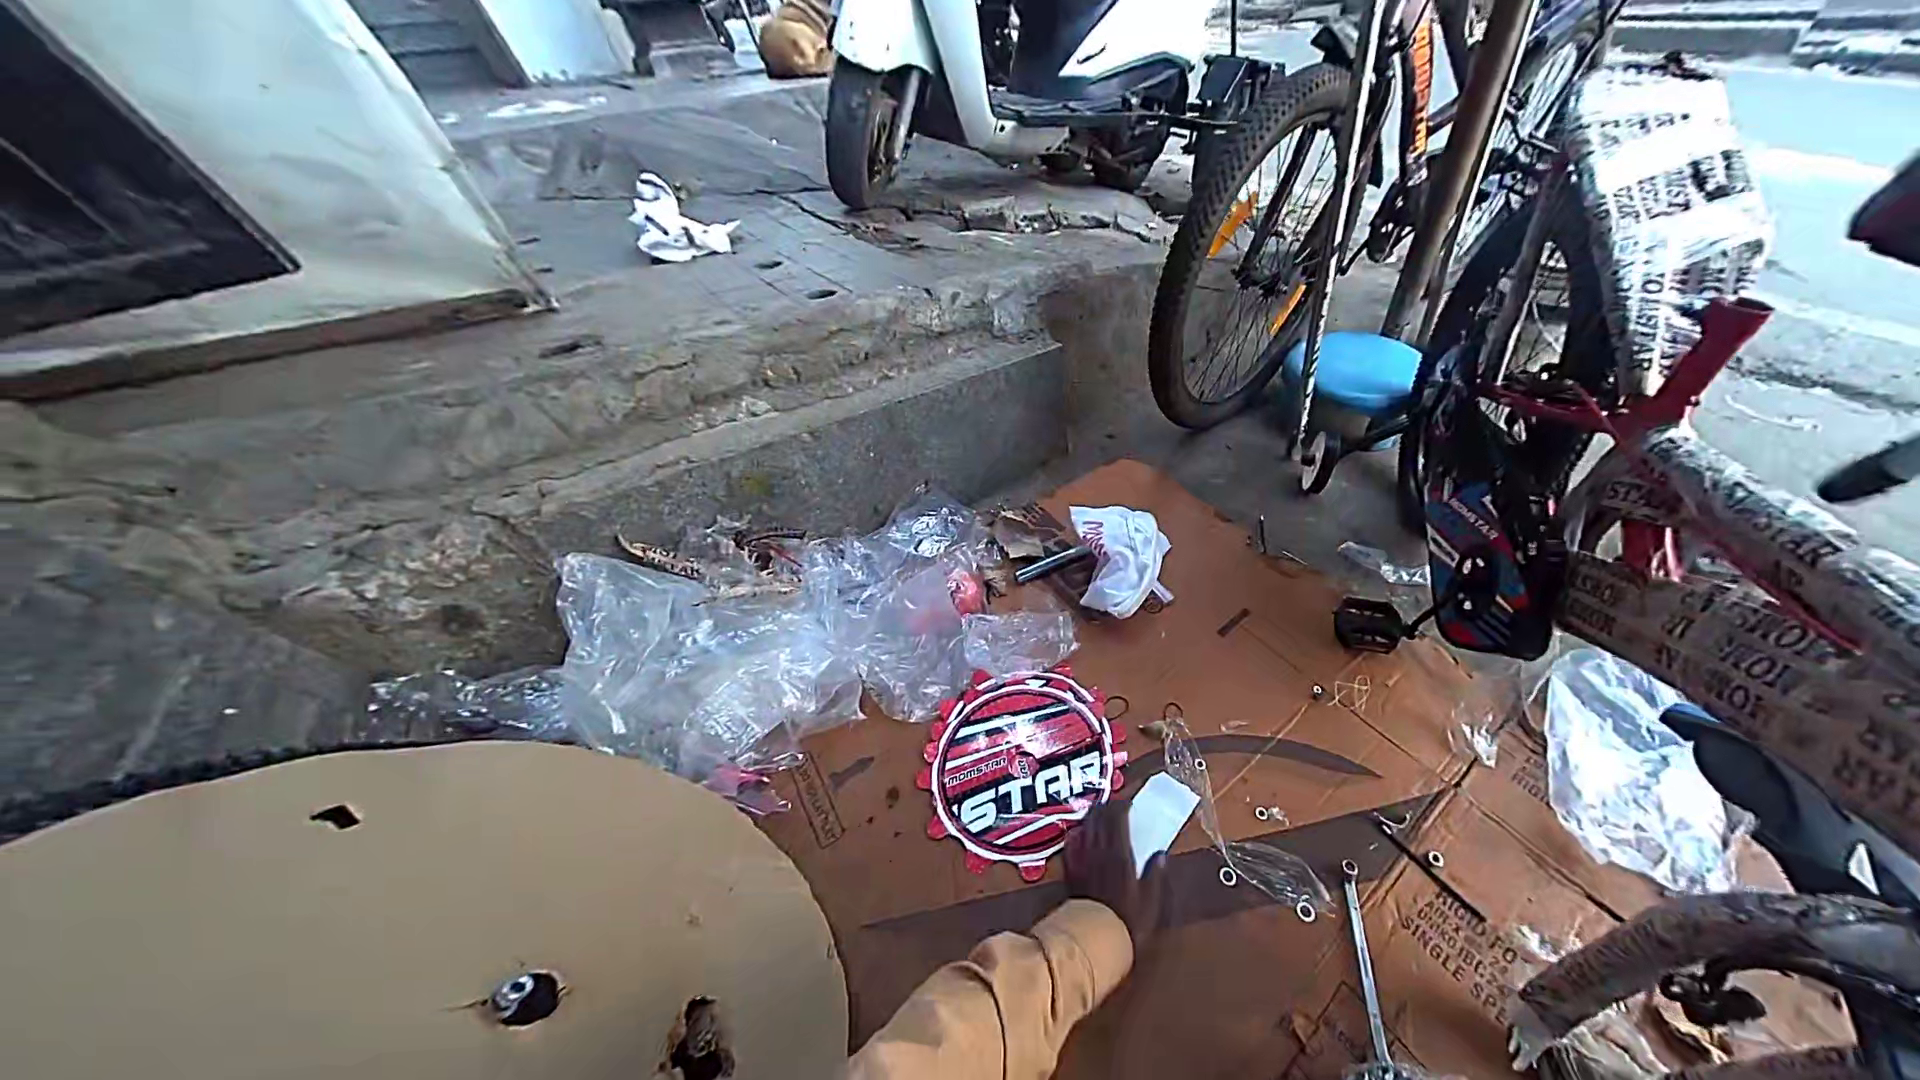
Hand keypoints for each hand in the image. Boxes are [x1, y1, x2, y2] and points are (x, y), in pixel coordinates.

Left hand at [1065, 796, 1167, 950]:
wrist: (1094, 938)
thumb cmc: (1127, 923)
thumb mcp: (1150, 903)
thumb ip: (1154, 876)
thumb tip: (1161, 855)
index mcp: (1120, 855)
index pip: (1117, 819)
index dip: (1121, 807)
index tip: (1128, 803)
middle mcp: (1099, 851)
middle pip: (1099, 819)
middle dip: (1105, 807)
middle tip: (1113, 804)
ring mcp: (1082, 858)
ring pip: (1084, 827)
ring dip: (1092, 816)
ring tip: (1098, 813)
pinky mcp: (1071, 869)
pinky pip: (1071, 844)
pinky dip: (1076, 834)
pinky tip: (1078, 832)